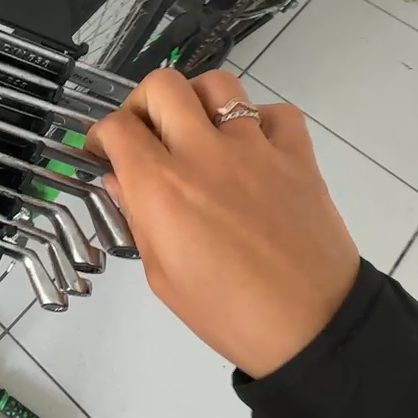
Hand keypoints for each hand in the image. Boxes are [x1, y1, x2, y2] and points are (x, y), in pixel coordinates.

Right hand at [87, 69, 359, 378]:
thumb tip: (120, 179)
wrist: (316, 333)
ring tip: (198, 128)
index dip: (101, 134)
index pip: (116, 126)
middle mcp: (203, 154)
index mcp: (161, 186)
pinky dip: (259, 120)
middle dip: (141, 103)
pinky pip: (277, 113)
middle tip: (147, 132)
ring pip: (217, 84)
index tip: (103, 151)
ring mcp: (255, 150)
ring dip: (197, 100)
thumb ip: (136, 217)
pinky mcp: (298, 158)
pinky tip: (251, 146)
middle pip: (161, 86)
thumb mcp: (160, 273)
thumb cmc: (226, 312)